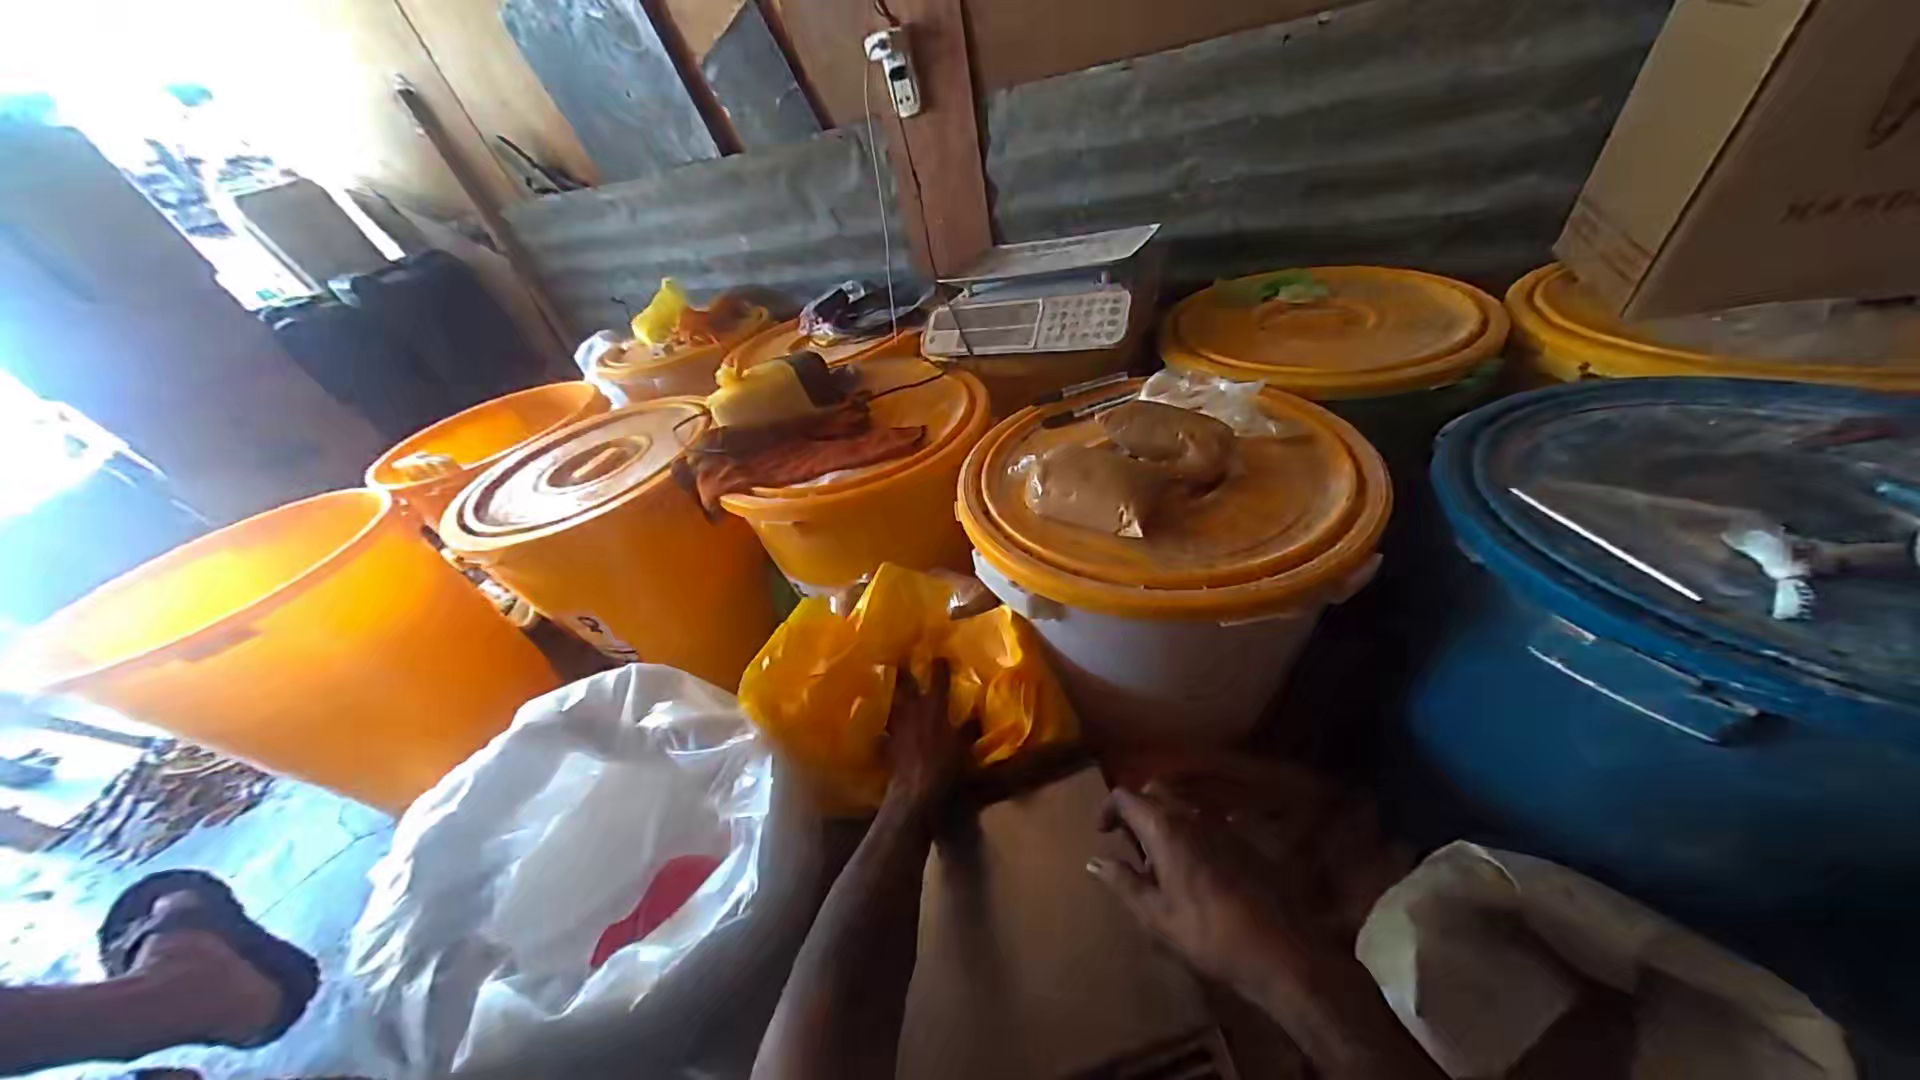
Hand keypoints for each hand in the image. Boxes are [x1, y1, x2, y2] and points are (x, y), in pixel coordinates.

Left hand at [882, 660, 972, 814]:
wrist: (916, 791)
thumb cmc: (946, 765)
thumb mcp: (965, 746)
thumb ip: (970, 727)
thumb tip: (975, 711)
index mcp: (934, 707)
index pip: (938, 679)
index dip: (940, 666)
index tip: (940, 656)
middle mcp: (912, 710)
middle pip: (906, 684)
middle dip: (904, 670)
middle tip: (901, 660)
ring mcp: (896, 726)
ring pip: (892, 704)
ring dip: (892, 695)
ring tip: (890, 687)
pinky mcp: (886, 743)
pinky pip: (883, 731)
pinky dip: (883, 728)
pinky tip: (881, 729)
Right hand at [1088, 784, 1323, 992]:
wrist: (1281, 952)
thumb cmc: (1208, 934)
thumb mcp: (1155, 915)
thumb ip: (1123, 882)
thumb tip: (1094, 860)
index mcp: (1164, 828)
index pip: (1125, 796)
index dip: (1108, 808)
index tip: (1103, 832)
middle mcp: (1192, 815)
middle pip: (1156, 791)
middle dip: (1138, 808)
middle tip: (1132, 843)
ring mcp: (1223, 825)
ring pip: (1184, 805)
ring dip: (1166, 821)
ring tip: (1163, 861)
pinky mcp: (1245, 840)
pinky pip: (1209, 822)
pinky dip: (1193, 833)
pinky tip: (1199, 869)